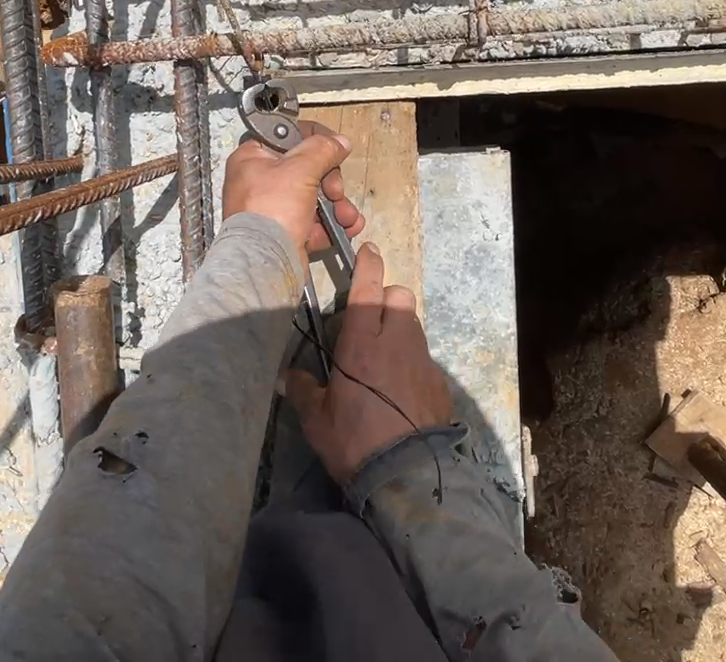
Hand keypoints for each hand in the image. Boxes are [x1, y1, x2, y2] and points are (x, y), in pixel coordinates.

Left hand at [221, 120, 363, 256]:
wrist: (265, 264)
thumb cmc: (271, 210)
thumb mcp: (299, 170)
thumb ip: (322, 150)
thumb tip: (340, 141)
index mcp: (252, 158)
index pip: (286, 134)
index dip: (313, 138)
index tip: (334, 146)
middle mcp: (260, 181)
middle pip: (306, 168)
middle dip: (331, 181)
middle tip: (335, 190)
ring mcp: (273, 209)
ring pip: (315, 197)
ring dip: (338, 205)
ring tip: (347, 215)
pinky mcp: (286, 232)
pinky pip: (315, 222)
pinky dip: (332, 225)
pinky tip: (348, 227)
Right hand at [282, 244, 450, 483]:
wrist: (407, 476)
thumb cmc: (354, 441)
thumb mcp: (317, 419)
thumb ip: (303, 391)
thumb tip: (286, 377)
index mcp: (361, 343)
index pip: (367, 288)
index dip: (368, 265)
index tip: (368, 250)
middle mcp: (395, 341)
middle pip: (400, 296)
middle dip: (386, 297)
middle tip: (370, 320)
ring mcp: (422, 360)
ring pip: (414, 323)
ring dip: (400, 326)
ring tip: (384, 354)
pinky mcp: (439, 381)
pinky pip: (424, 355)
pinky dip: (412, 359)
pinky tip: (400, 386)